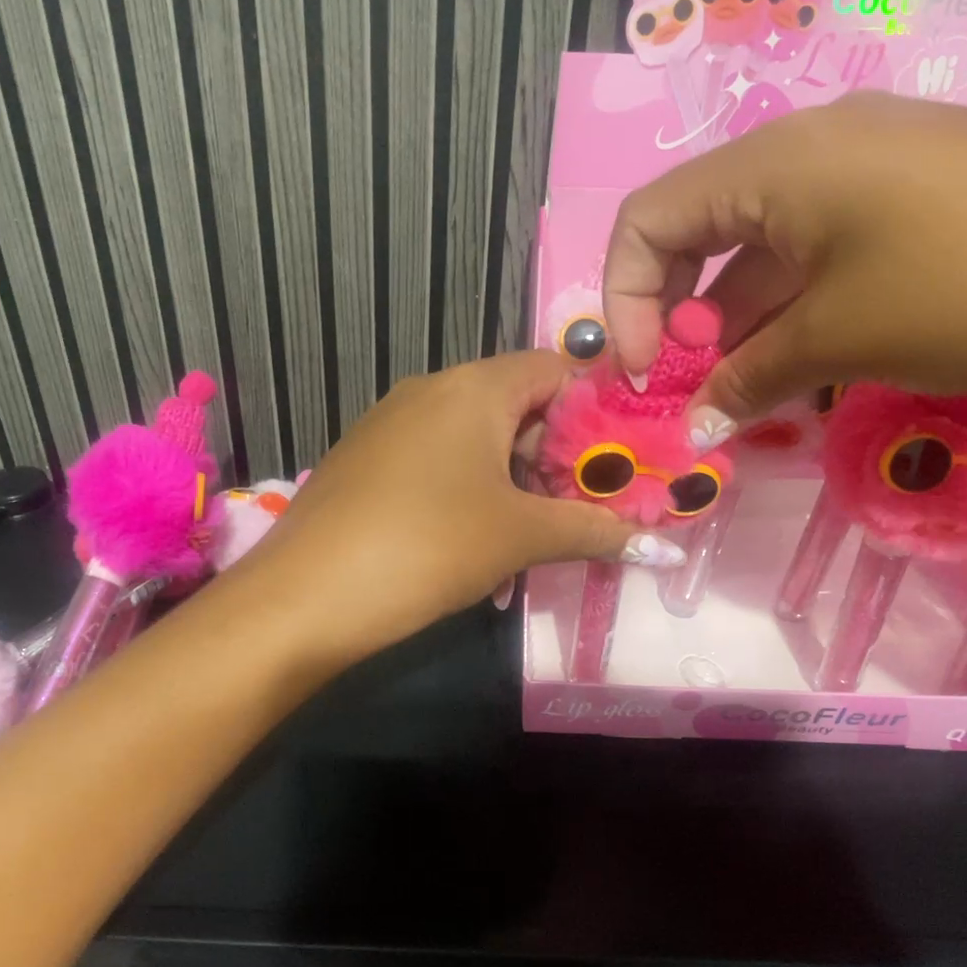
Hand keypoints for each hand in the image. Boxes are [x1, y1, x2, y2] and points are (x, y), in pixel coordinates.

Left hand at [232, 352, 657, 662]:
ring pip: (475, 439)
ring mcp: (389, 425)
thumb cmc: (427, 546)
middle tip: (584, 511)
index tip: (624, 462)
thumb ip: (593, 530)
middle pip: (517, 405)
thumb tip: (662, 545)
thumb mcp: (519, 537)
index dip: (599, 411)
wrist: (304, 597)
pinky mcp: (365, 463)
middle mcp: (429, 390)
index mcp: (473, 386)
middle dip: (557, 456)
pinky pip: (436, 462)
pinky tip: (475, 542)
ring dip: (515, 482)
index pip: (556, 369)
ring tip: (536, 536)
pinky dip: (469, 492)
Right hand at [603, 93, 966, 429]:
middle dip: (679, 315)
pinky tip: (802, 363)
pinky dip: (792, 308)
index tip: (645, 375)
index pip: (648, 222)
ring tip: (746, 393)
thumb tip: (695, 430)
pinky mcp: (910, 197)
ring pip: (762, 247)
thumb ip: (744, 380)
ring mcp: (865, 168)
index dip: (625, 303)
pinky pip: (818, 250)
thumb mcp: (836, 340)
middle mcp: (808, 150)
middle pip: (698, 231)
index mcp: (771, 164)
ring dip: (739, 323)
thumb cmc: (964, 287)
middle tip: (693, 385)